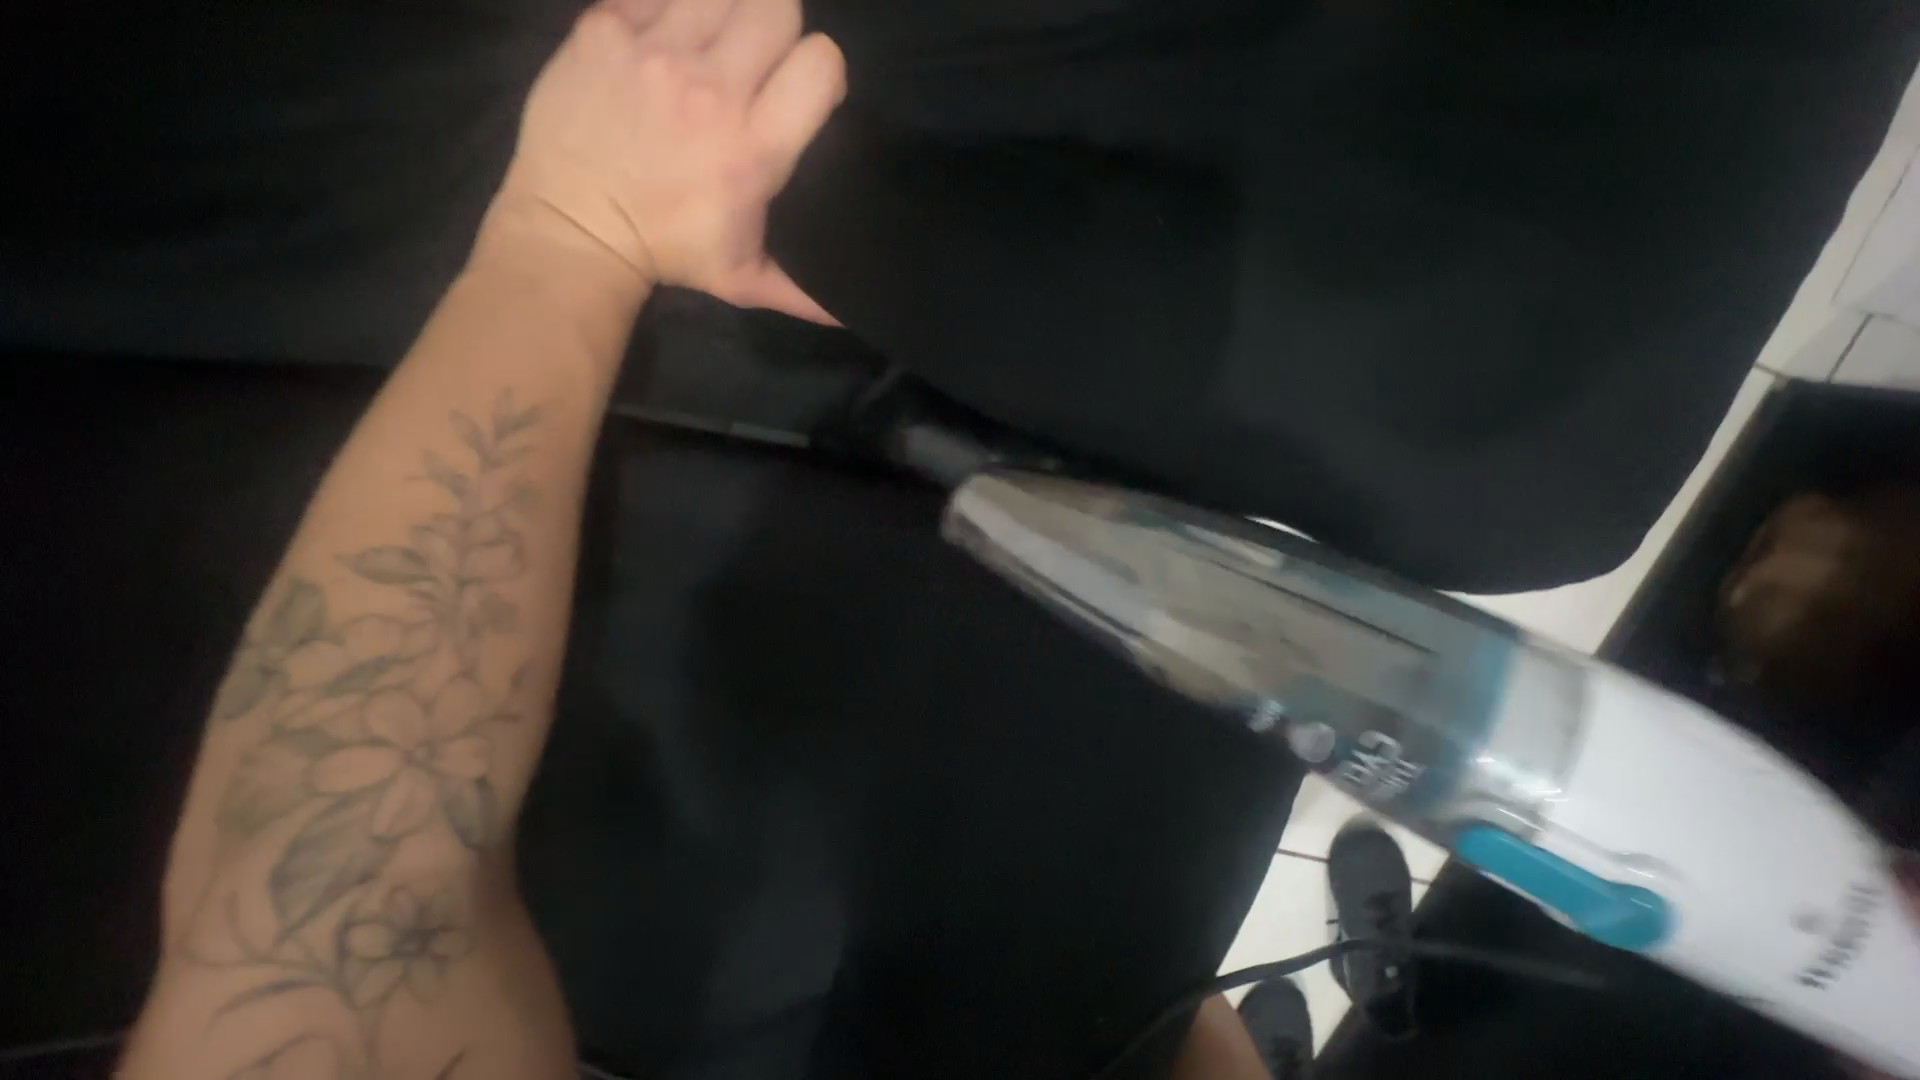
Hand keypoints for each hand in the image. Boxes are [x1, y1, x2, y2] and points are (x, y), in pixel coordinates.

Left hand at [481, 0, 844, 321]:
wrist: (574, 229)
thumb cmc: (670, 255)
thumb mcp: (746, 281)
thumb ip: (805, 293)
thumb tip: (852, 314)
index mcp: (754, 146)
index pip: (822, 61)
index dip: (820, 72)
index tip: (802, 93)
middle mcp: (712, 88)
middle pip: (778, 7)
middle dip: (776, 32)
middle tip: (755, 64)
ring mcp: (654, 50)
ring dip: (726, 12)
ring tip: (711, 45)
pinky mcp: (605, 27)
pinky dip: (668, 8)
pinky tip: (662, 40)